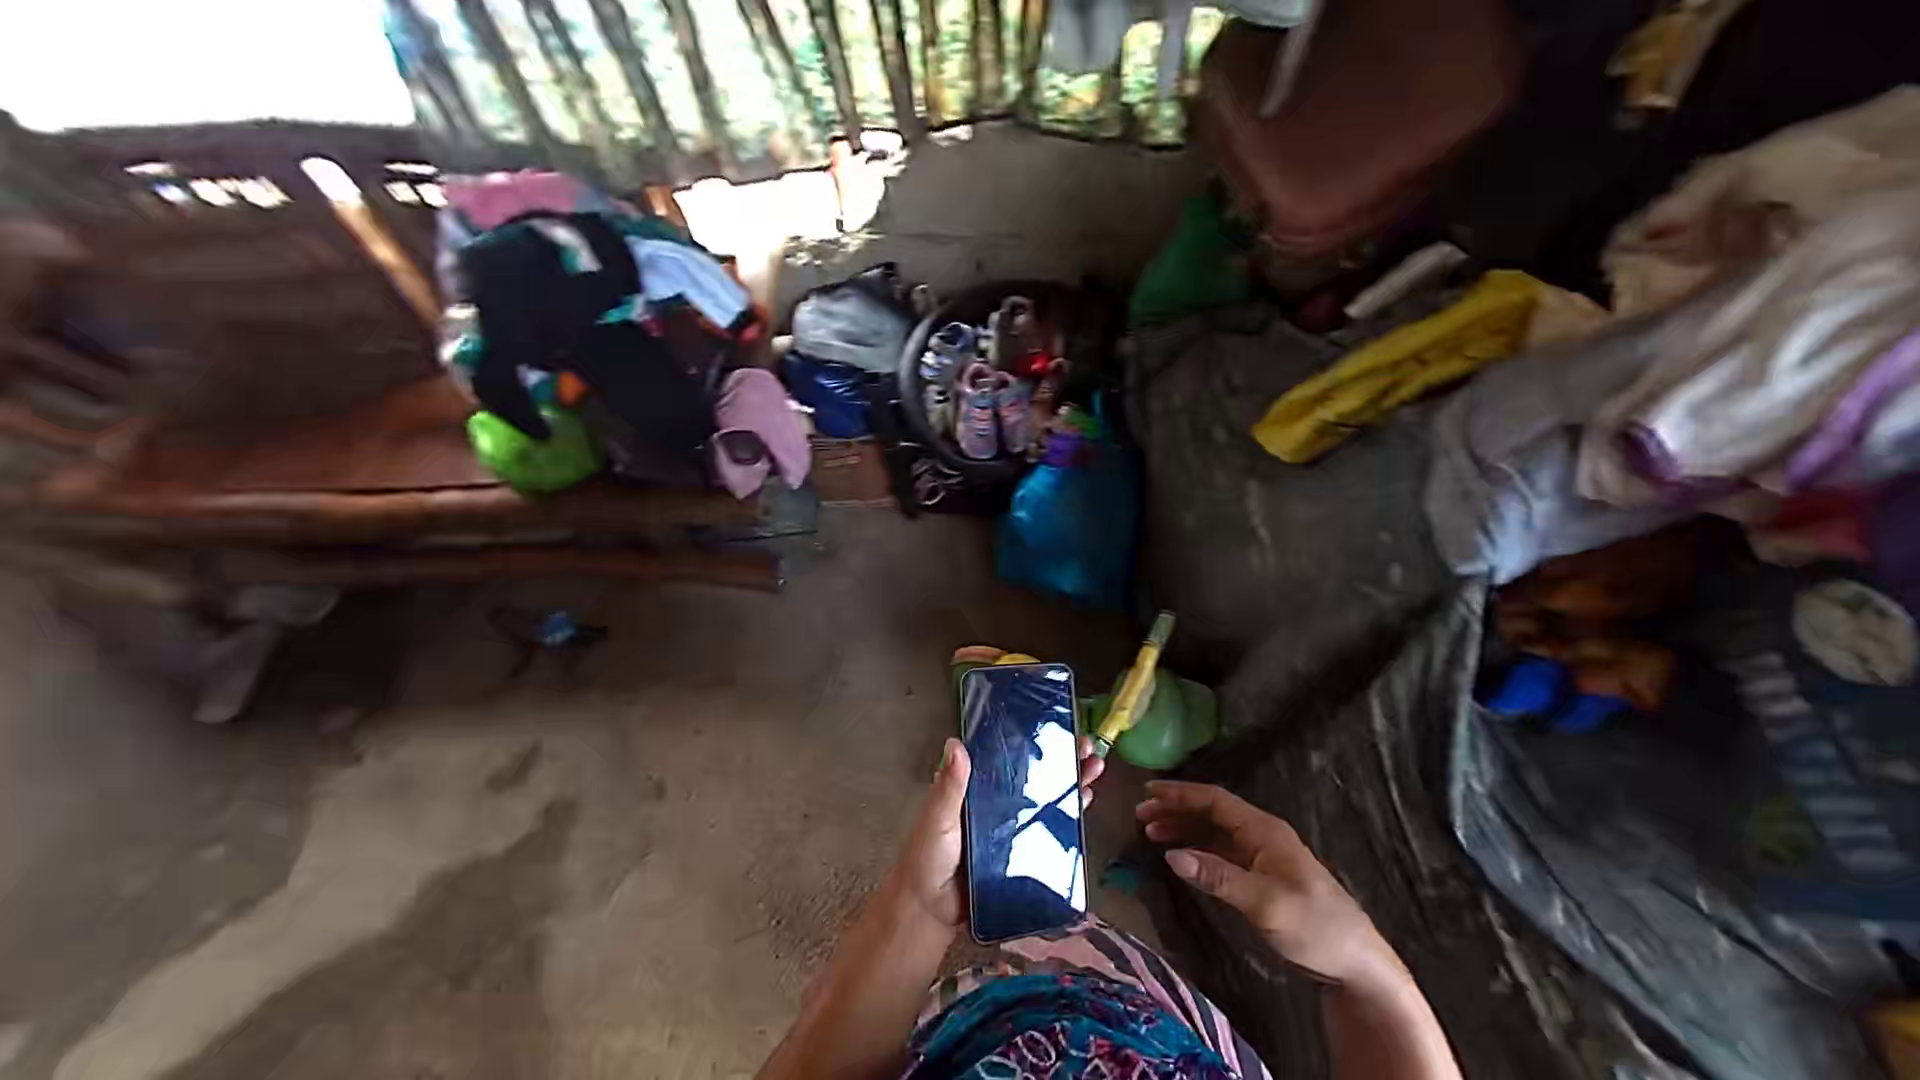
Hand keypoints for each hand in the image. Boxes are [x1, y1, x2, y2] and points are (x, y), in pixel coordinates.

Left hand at [885, 735, 1107, 930]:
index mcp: (978, 788)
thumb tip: (956, 743)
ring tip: (1095, 767)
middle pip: (1036, 775)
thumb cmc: (928, 856)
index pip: (1011, 757)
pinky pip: (1050, 830)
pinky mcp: (1024, 854)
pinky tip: (1086, 801)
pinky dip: (1070, 814)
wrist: (931, 909)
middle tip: (1088, 746)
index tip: (1058, 729)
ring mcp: (1013, 827)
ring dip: (1072, 782)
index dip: (1035, 743)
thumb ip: (949, 785)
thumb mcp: (938, 816)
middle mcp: (998, 803)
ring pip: (1048, 798)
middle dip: (1064, 759)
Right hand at [1136, 781, 1396, 986]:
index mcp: (1263, 830)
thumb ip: (1217, 877)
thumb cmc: (1314, 926)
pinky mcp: (1260, 875)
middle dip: (1175, 810)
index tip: (1149, 792)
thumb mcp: (1264, 903)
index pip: (1215, 800)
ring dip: (1183, 828)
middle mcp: (1260, 835)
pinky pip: (1219, 850)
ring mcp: (1260, 854)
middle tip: (1141, 816)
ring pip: (1213, 830)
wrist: (1357, 964)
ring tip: (1152, 833)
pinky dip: (1196, 849)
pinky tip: (1180, 856)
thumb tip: (1172, 856)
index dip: (1180, 793)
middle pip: (1210, 812)